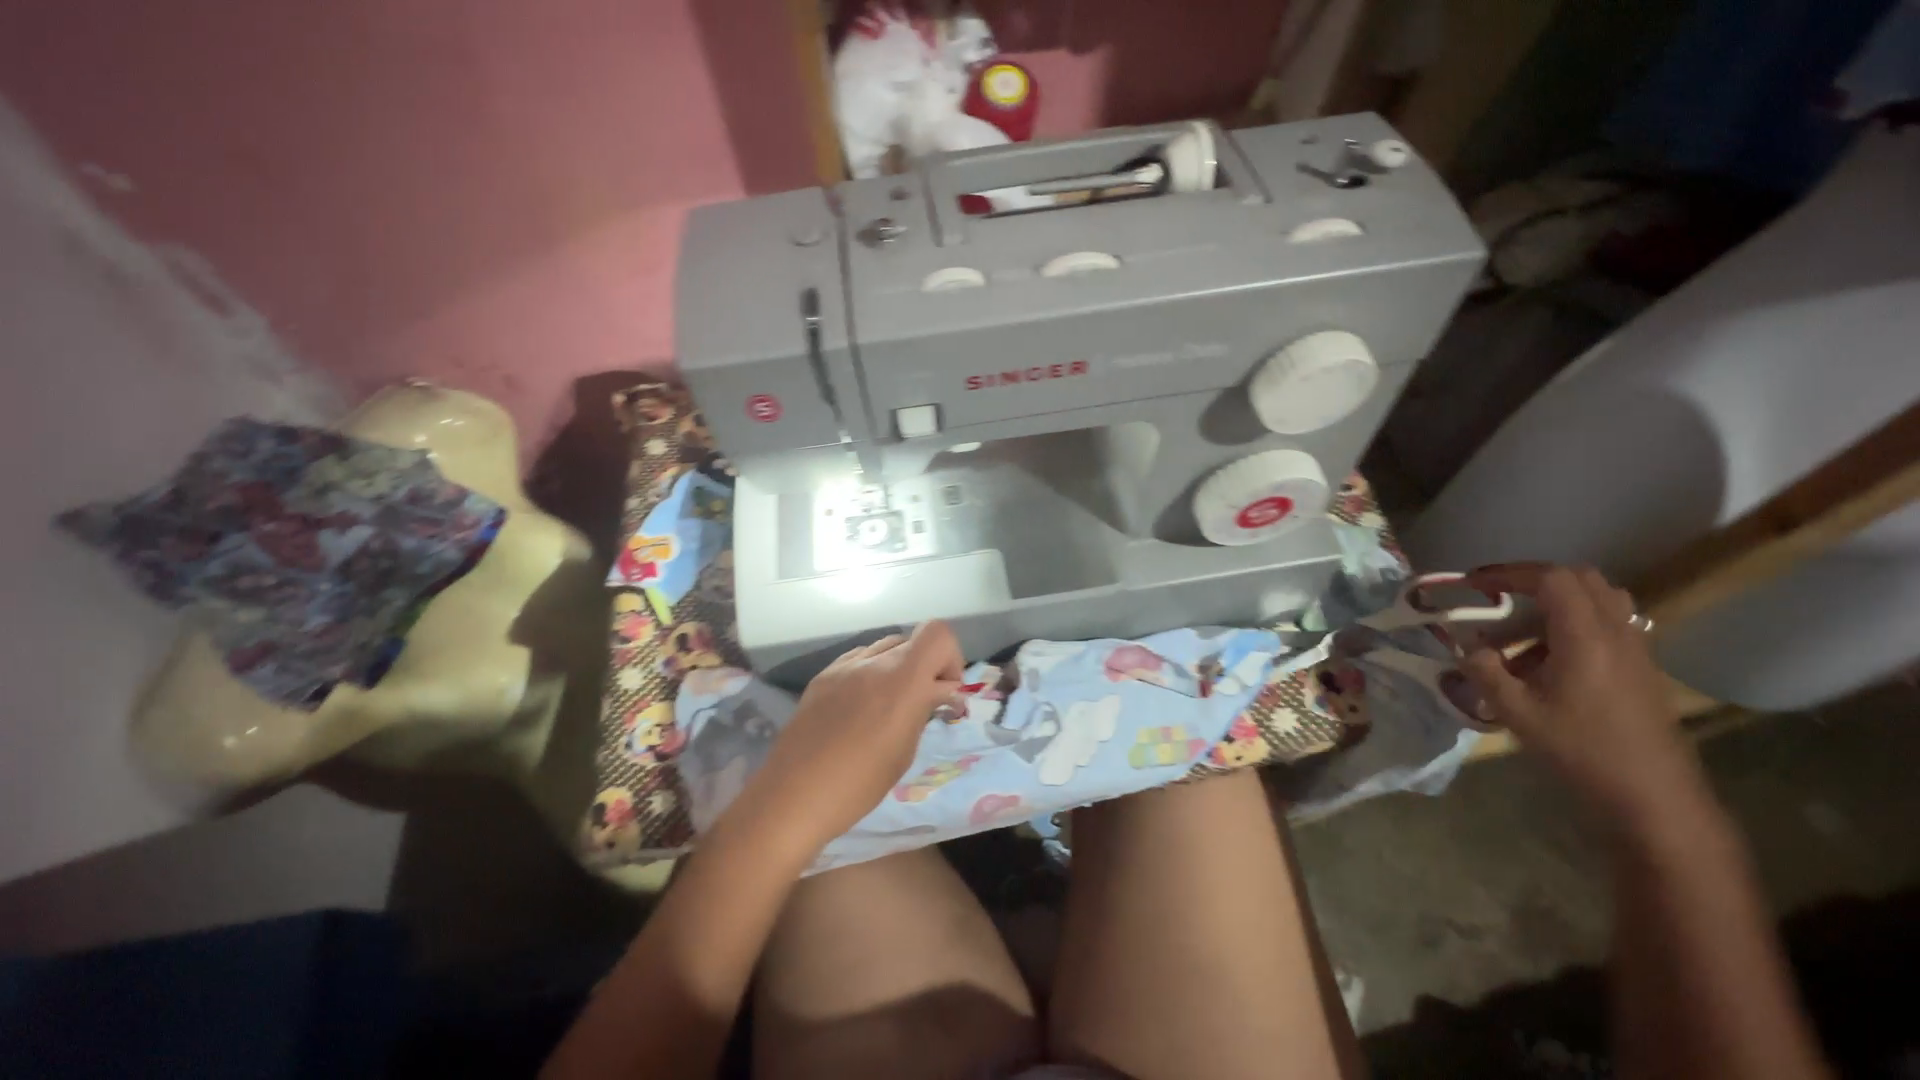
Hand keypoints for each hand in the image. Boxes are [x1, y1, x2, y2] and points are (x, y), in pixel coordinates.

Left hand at [726, 621, 965, 857]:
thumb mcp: (904, 751)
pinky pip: (858, 660)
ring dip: (899, 668)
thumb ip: (924, 710)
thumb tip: (941, 692)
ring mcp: (843, 666)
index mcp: (902, 680)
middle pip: (914, 640)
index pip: (938, 634)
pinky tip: (861, 708)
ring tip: (890, 706)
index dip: (950, 657)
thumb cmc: (859, 784)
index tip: (945, 691)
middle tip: (922, 703)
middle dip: (927, 666)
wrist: (794, 796)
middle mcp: (873, 662)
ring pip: (885, 646)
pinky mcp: (822, 677)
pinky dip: (871, 673)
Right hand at [1457, 564, 1701, 824]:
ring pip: (1598, 601)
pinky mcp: (1642, 667)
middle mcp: (1616, 631)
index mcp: (1585, 635)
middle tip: (1499, 601)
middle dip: (1534, 582)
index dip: (1510, 573)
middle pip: (1580, 580)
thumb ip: (1485, 673)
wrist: (1651, 792)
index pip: (1550, 578)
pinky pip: (1608, 626)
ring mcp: (1635, 648)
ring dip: (1557, 605)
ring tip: (1522, 637)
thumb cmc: (1581, 749)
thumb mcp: (1517, 713)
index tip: (1477, 584)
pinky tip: (1550, 663)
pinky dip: (1575, 627)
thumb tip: (1468, 648)